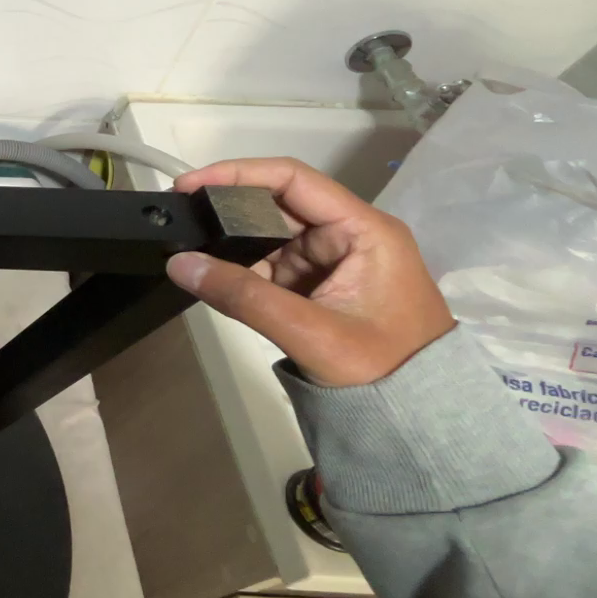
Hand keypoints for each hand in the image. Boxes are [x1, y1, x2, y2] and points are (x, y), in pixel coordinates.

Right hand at [164, 157, 454, 386]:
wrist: (418, 424)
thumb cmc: (382, 369)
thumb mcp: (312, 333)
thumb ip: (243, 296)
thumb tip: (178, 262)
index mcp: (363, 230)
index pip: (293, 179)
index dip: (237, 173)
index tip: (188, 185)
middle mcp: (347, 235)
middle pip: (275, 203)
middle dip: (225, 210)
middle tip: (179, 217)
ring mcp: (330, 260)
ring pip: (264, 234)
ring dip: (229, 243)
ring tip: (189, 250)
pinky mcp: (314, 283)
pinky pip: (266, 262)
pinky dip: (237, 269)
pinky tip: (212, 277)